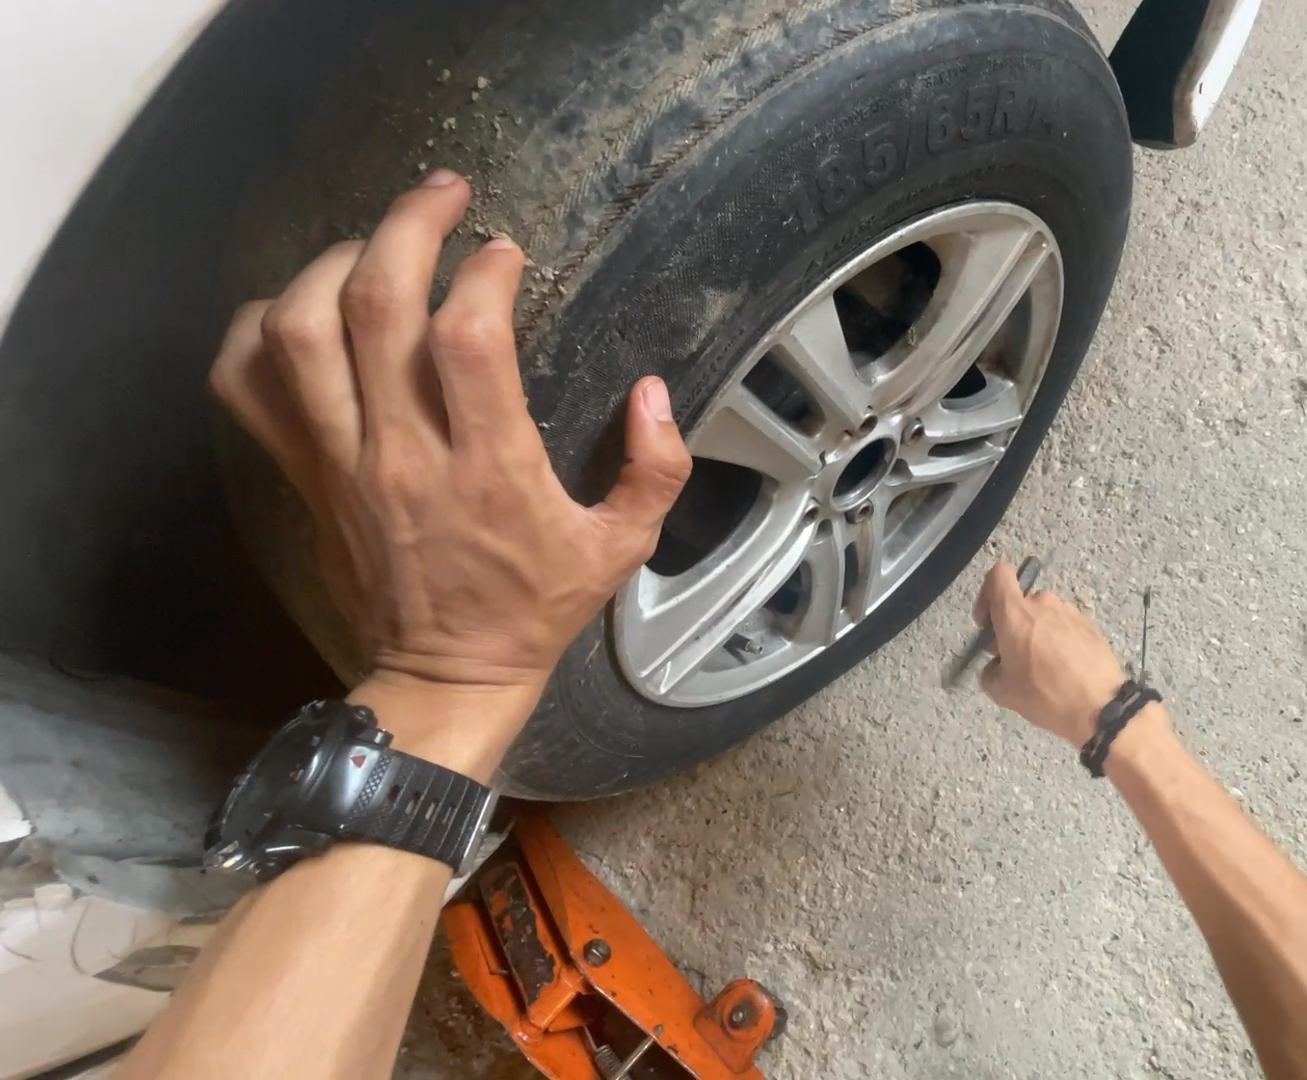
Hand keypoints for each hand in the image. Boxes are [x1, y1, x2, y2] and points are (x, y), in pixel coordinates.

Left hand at [210, 170, 691, 696]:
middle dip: (407, 230)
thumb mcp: (626, 545)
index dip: (485, 276)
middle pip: (375, 310)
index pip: (468, 341)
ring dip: (336, 263)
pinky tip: (304, 304)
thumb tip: (654, 394)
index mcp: (491, 471)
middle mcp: (404, 455)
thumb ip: (656, 469)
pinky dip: (262, 325)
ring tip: (380, 241)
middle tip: (444, 194)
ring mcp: (342, 464)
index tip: (508, 252)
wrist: (451, 671)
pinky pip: (251, 383)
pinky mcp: (307, 477)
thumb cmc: (542, 605)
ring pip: (299, 330)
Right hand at [972, 562, 1128, 745]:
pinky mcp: (1090, 625)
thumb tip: (996, 667)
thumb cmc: (1045, 693)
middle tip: (1014, 657)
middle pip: (1020, 603)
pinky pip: (1065, 626)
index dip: (987, 593)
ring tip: (1043, 667)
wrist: (1101, 706)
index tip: (988, 622)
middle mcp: (1043, 603)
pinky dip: (1059, 640)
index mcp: (1016, 612)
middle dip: (1012, 626)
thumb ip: (990, 672)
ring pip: (1044, 615)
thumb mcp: (1002, 692)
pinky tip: (1064, 668)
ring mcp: (1070, 612)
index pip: (998, 574)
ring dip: (1037, 633)